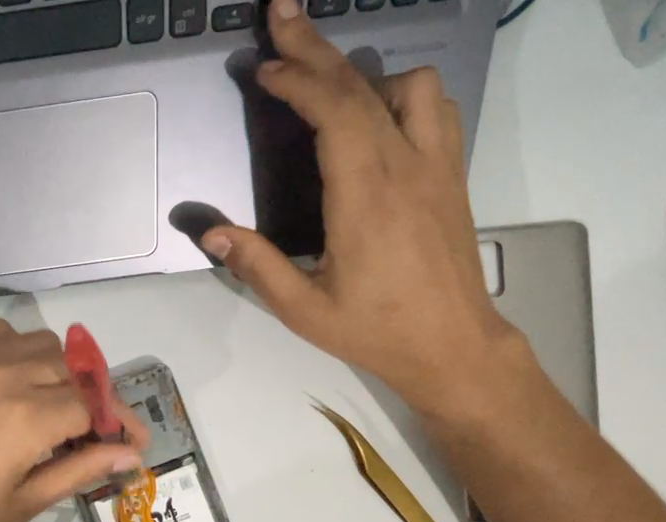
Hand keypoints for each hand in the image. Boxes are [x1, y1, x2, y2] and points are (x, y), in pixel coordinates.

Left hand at [0, 319, 147, 521]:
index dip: (120, 422)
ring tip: (53, 404)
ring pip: (44, 344)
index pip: (95, 405)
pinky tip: (15, 378)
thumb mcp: (24, 501)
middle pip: (76, 371)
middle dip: (93, 400)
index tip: (133, 441)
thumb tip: (130, 455)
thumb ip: (80, 471)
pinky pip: (3, 332)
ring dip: (61, 370)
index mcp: (29, 419)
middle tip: (89, 432)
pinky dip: (21, 348)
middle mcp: (9, 377)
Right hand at [198, 3, 536, 419]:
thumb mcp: (303, 309)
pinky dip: (403, 95)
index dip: (298, 79)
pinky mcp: (452, 174)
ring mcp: (436, 165)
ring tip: (331, 91)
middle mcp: (405, 165)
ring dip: (366, 75)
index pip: (334, 112)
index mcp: (365, 195)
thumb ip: (257, 266)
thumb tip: (212, 233)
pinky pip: (436, 109)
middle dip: (317, 47)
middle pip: (362, 84)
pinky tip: (378, 117)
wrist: (452, 343)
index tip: (266, 66)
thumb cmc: (374, 329)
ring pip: (411, 86)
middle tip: (284, 10)